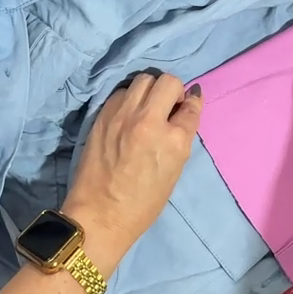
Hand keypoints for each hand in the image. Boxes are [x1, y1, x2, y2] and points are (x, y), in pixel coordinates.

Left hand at [63, 73, 203, 264]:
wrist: (100, 214)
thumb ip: (181, 136)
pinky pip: (122, 91)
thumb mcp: (174, 171)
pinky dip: (130, 98)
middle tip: (168, 106)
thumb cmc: (143, 203)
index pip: (191, 105)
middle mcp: (149, 120)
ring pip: (144, 79)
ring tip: (147, 107)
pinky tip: (128, 114)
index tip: (188, 105)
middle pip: (168, 81)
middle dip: (172, 91)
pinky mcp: (103, 115)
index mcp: (174, 140)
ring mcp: (123, 115)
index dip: (192, 104)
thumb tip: (183, 112)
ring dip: (150, 90)